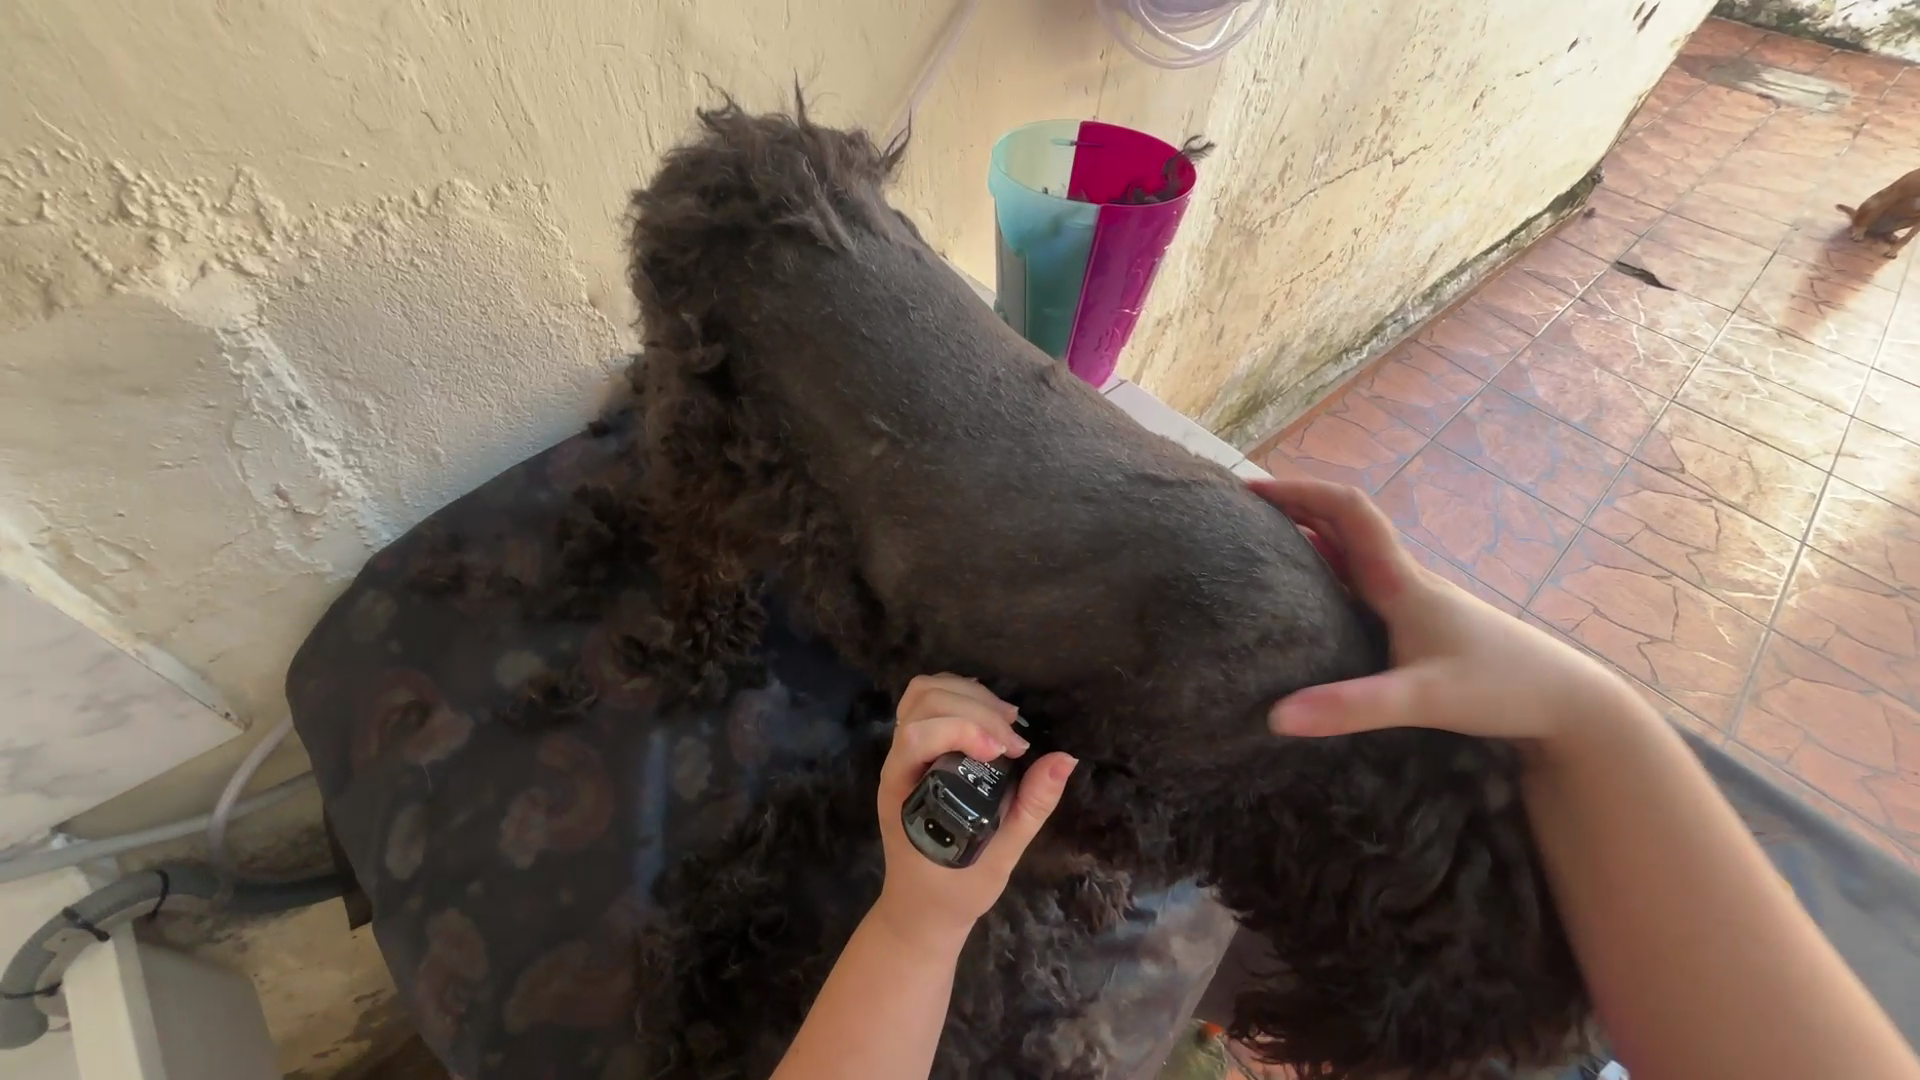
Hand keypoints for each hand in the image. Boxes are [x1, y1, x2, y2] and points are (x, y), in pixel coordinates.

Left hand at [871, 675, 1076, 948]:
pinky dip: (962, 694)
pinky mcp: (917, 747)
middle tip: (1015, 740)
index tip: (1006, 752)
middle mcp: (896, 764)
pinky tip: (992, 715)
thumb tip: (1065, 759)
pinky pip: (928, 701)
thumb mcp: (1000, 856)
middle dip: (974, 709)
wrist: (923, 907)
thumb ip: (1031, 806)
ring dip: (969, 695)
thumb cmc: (956, 889)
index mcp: (902, 792)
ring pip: (922, 693)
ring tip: (1007, 720)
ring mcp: (902, 752)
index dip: (962, 729)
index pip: (917, 737)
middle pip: (923, 703)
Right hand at [1250, 478, 1637, 754]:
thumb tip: (1274, 717)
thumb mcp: (1423, 699)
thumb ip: (1351, 707)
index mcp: (1400, 580)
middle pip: (1341, 522)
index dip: (1299, 491)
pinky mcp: (1413, 622)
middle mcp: (1401, 578)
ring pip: (1348, 550)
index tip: (1250, 490)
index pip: (1347, 511)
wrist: (1570, 705)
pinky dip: (1322, 568)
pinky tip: (1304, 593)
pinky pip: (1356, 579)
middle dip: (1292, 505)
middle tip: (1241, 511)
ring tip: (1260, 541)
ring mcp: (1409, 599)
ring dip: (1306, 533)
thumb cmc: (1502, 688)